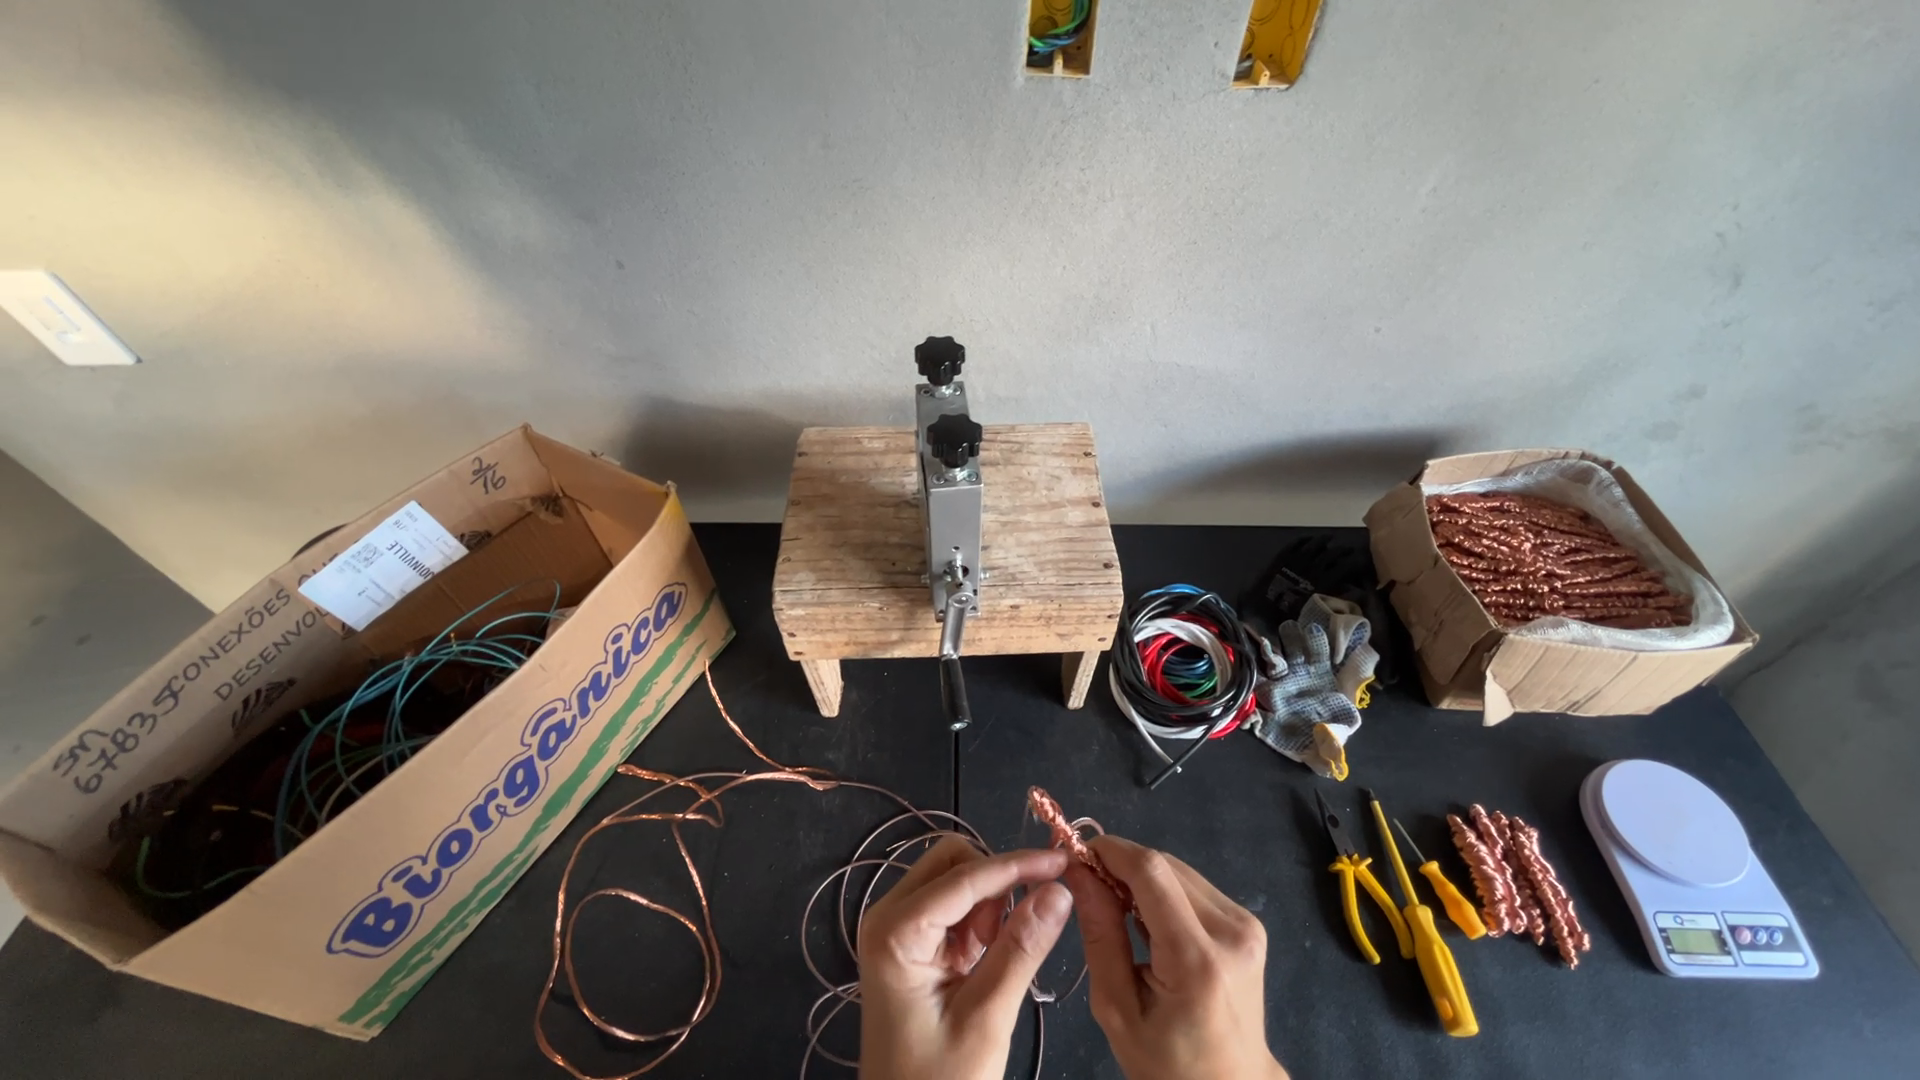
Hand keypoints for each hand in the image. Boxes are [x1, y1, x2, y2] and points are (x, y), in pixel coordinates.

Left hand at [858, 837, 1072, 1079]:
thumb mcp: (986, 1019)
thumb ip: (1021, 949)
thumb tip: (1060, 889)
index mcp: (895, 931)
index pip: (965, 876)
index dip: (1017, 865)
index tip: (1064, 860)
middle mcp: (887, 915)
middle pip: (951, 861)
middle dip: (993, 882)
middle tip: (1010, 933)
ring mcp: (894, 928)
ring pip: (952, 878)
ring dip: (985, 902)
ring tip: (993, 956)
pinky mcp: (908, 943)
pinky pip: (949, 904)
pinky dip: (975, 920)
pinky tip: (982, 958)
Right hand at [1063, 835, 1287, 1079]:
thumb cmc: (1167, 1063)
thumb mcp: (1117, 1009)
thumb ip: (1100, 934)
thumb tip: (1078, 871)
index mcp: (1198, 960)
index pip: (1151, 871)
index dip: (1110, 851)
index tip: (1076, 858)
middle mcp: (1232, 931)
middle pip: (1164, 865)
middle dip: (1121, 866)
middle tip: (1091, 891)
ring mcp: (1246, 925)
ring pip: (1178, 870)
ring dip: (1142, 878)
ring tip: (1119, 912)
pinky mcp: (1249, 923)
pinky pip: (1193, 886)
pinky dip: (1163, 892)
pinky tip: (1150, 922)